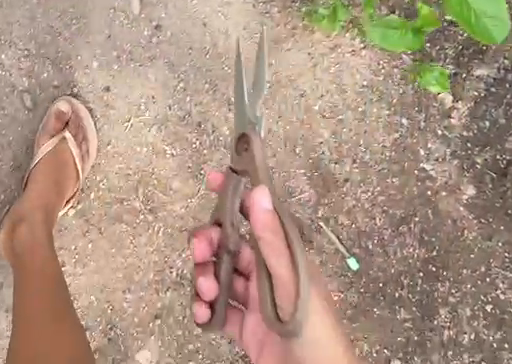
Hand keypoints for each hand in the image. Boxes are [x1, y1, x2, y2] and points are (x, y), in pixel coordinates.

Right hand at [191, 175, 356, 363]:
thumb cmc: (314, 330)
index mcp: (285, 258)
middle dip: (208, 245)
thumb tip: (258, 189)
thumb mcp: (292, 281)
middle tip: (197, 251)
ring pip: (220, 277)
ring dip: (204, 278)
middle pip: (229, 247)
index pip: (257, 217)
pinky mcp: (247, 331)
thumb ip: (271, 238)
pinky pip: (219, 312)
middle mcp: (268, 275)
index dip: (235, 197)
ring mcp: (256, 303)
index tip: (211, 180)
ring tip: (204, 294)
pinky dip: (205, 310)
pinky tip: (202, 315)